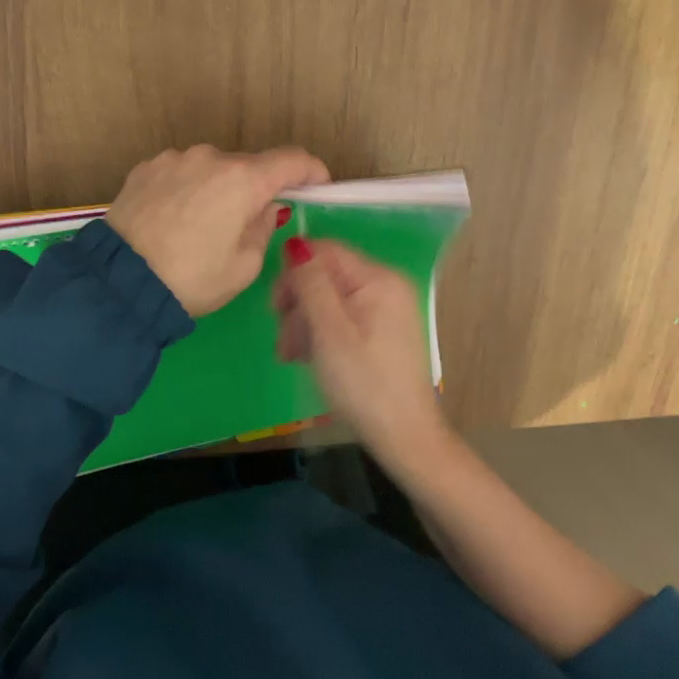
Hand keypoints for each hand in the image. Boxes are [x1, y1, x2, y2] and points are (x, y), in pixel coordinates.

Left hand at [106, 145, 329, 316]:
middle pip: (247, 166)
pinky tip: (172, 221)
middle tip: (246, 225)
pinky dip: (185, 191)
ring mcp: (173, 159)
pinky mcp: (145, 168)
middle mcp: (209, 157)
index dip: (311, 172)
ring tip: (200, 228)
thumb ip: (264, 228)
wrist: (120, 282)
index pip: (292, 160)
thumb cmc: (191, 279)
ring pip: (210, 169)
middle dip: (254, 190)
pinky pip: (179, 174)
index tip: (315, 187)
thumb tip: (264, 208)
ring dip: (215, 190)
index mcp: (242, 180)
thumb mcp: (244, 267)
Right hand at [273, 239, 450, 460]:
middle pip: (326, 275)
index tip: (275, 309)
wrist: (402, 435)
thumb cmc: (362, 384)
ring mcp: (386, 309)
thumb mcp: (329, 332)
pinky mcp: (383, 331)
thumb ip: (311, 284)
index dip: (293, 273)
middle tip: (284, 343)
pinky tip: (309, 358)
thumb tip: (294, 243)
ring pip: (330, 299)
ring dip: (304, 323)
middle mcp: (386, 286)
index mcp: (377, 279)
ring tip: (292, 357)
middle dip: (298, 304)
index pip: (324, 251)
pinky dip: (321, 334)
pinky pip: (343, 317)